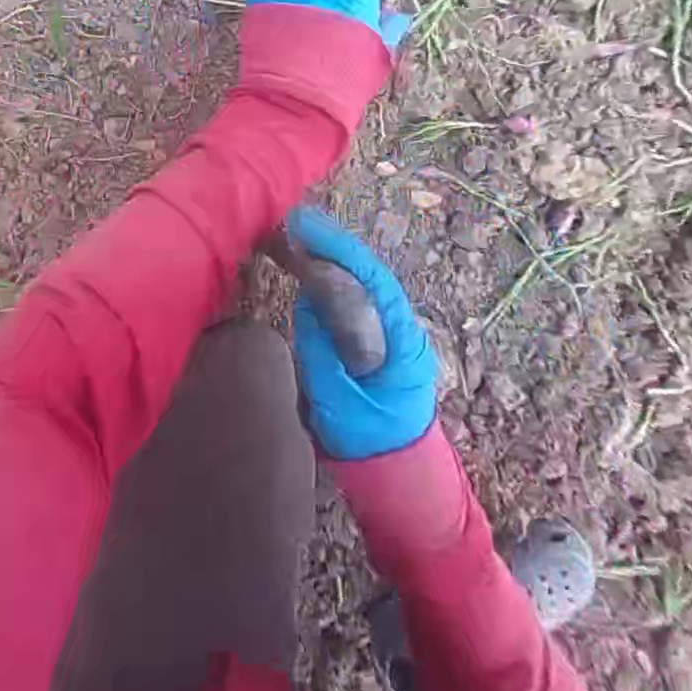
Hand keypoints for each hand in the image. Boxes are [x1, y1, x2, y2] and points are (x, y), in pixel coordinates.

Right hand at [287, 205, 437, 459]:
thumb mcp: (341, 399)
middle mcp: (398, 324)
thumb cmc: (367, 440)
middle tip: (289, 222)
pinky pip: (349, 299)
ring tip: (291, 235)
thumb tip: (310, 298)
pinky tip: (304, 265)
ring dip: (326, 257)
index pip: (370, 278)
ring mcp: (387, 329)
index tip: (302, 224)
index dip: (336, 247)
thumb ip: (325, 349)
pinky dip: (326, 278)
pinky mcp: (370, 337)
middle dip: (328, 245)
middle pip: (364, 272)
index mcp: (402, 337)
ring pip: (357, 282)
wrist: (392, 468)